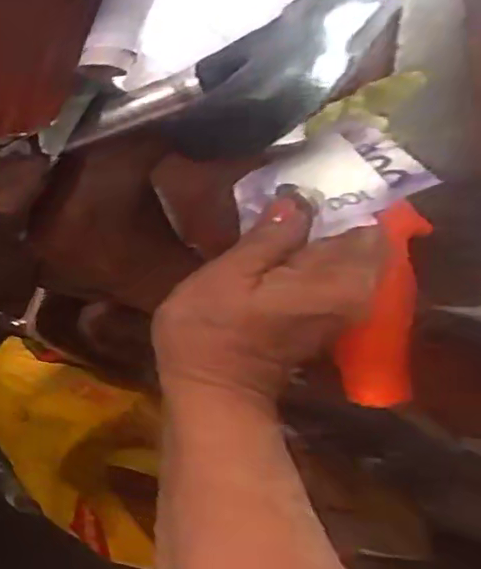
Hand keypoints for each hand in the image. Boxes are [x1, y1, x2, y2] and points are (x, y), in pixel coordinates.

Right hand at [154, 191, 385, 403]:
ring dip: (319, 235)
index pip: (360, 224)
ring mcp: (349, 305)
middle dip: (329, 215)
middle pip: (362, 239)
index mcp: (337, 278)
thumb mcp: (224, 277)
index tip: (295, 185)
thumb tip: (295, 201)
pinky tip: (280, 249)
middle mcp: (359, 290)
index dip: (332, 200)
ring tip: (277, 220)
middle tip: (282, 198)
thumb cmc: (207, 327)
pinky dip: (315, 254)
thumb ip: (265, 239)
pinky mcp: (331, 314)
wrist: (212, 383)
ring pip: (350, 254)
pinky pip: (337, 272)